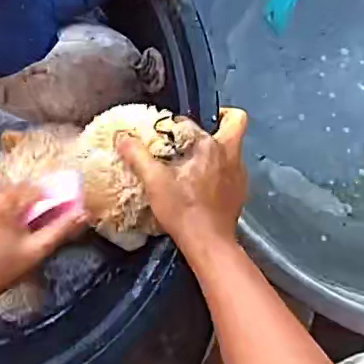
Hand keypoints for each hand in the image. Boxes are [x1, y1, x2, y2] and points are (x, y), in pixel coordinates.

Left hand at [0, 183, 87, 306]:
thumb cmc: (4, 270)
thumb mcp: (37, 250)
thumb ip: (61, 229)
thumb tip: (84, 213)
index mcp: (4, 202)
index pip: (36, 189)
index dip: (49, 199)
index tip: (54, 213)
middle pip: (19, 188)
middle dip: (30, 200)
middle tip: (36, 221)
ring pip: (3, 190)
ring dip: (14, 201)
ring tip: (18, 224)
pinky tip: (0, 224)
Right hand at [116, 107, 248, 246]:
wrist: (209, 243)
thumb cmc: (183, 210)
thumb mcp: (154, 181)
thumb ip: (138, 156)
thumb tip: (123, 138)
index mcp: (212, 146)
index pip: (196, 121)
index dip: (179, 123)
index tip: (167, 133)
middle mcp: (232, 156)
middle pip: (236, 123)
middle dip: (220, 119)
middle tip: (197, 131)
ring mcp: (240, 175)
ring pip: (234, 149)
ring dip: (218, 148)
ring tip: (195, 160)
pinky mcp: (241, 192)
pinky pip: (233, 170)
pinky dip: (220, 170)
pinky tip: (203, 184)